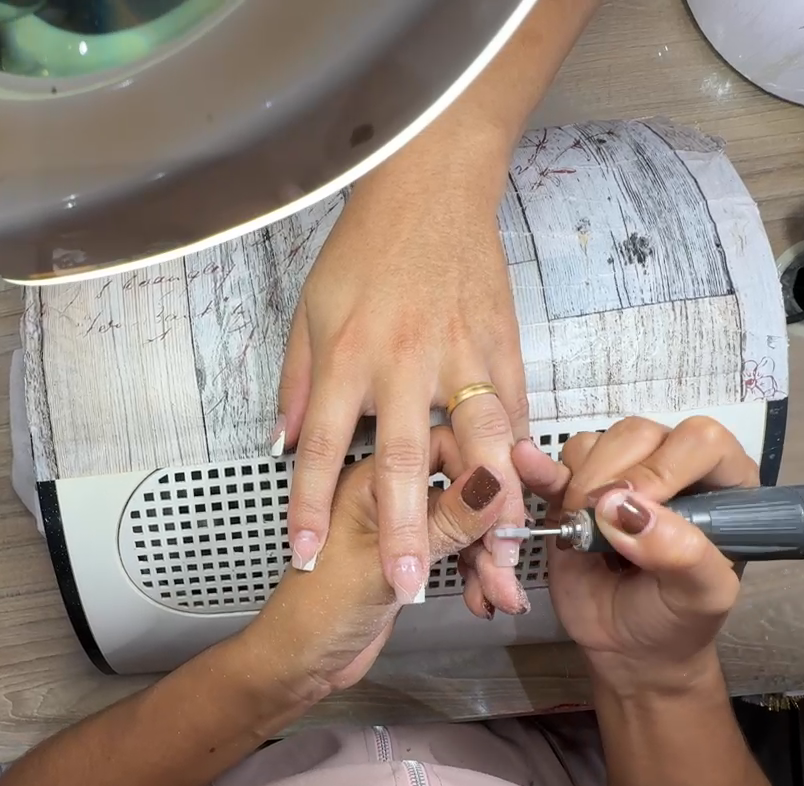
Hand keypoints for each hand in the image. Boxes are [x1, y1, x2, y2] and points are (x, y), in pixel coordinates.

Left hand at [246, 428, 511, 701]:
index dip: (481, 475)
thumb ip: (443, 523)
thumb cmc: (319, 610)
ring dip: (487, 561)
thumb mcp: (385, 566)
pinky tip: (484, 599)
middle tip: (505, 566)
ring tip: (501, 596)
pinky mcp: (411, 558)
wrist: (300, 661)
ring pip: (463, 527)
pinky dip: (475, 575)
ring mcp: (401, 527)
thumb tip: (494, 478)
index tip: (506, 513)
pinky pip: (457, 554)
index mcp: (371, 480)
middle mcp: (388, 494)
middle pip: (460, 490)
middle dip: (490, 528)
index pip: (443, 447)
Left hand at [274, 147, 530, 618]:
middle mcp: (401, 363)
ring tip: (490, 556)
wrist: (431, 183)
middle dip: (403, 530)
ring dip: (482, 504)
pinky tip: (521, 498)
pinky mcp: (502, 344)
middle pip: (399, 460)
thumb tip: (281, 443)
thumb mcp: (307, 312)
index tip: (302, 554)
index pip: (317, 448)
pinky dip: (517, 458)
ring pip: (476, 440)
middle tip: (403, 585)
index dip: (307, 506)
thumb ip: (295, 385)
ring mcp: (458, 354)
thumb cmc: (362, 250)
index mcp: (344, 358)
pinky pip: (511, 410)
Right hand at [510, 417, 759, 692]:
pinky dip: (539, 470)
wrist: (627, 645)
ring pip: (594, 444)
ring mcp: (618, 478)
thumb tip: (621, 508)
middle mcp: (671, 469)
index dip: (661, 469)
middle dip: (611, 477)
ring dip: (580, 481)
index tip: (636, 515)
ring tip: (579, 529)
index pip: (698, 442)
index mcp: (722, 484)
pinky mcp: (573, 491)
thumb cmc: (675, 619)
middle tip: (598, 526)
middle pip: (637, 434)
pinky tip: (530, 473)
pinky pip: (555, 462)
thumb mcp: (701, 595)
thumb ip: (679, 552)